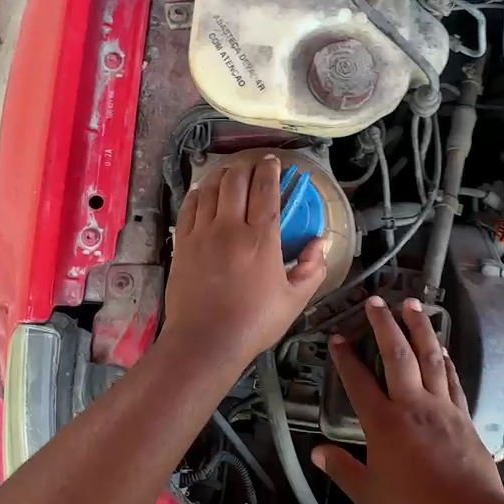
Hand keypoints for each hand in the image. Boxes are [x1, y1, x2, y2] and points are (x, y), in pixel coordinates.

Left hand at [161, 153, 326, 372]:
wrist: (205, 341)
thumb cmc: (254, 323)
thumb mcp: (294, 300)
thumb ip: (311, 268)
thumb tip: (321, 242)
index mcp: (261, 239)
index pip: (266, 190)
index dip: (271, 170)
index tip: (274, 162)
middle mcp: (230, 227)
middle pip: (236, 181)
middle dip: (247, 167)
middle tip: (254, 166)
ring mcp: (202, 233)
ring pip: (210, 188)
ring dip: (222, 175)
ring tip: (230, 173)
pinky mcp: (182, 243)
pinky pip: (189, 206)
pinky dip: (199, 193)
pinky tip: (204, 192)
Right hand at [312, 297, 503, 503]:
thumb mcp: (368, 496)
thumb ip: (342, 470)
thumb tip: (317, 451)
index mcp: (384, 423)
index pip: (359, 382)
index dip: (346, 359)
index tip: (337, 338)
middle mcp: (413, 405)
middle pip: (398, 355)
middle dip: (384, 326)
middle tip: (376, 302)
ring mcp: (442, 407)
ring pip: (430, 358)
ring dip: (419, 328)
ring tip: (412, 304)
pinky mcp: (464, 416)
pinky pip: (452, 379)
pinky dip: (444, 360)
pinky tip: (441, 348)